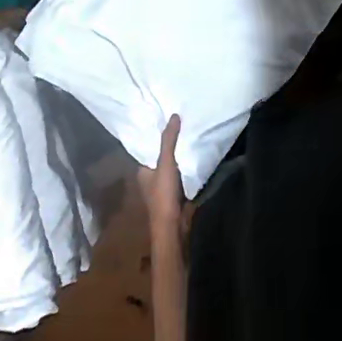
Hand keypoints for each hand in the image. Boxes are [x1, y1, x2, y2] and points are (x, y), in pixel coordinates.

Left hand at [137, 114, 183, 236]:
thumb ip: (169, 140)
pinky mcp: (178, 192)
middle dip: (172, 144)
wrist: (173, 225)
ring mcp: (165, 186)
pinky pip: (184, 174)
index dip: (157, 135)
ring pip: (174, 165)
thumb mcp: (165, 163)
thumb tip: (173, 115)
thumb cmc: (162, 194)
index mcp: (142, 170)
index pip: (148, 148)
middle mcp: (151, 178)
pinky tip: (199, 155)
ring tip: (195, 135)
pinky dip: (189, 166)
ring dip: (182, 155)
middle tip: (186, 124)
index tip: (169, 119)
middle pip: (162, 156)